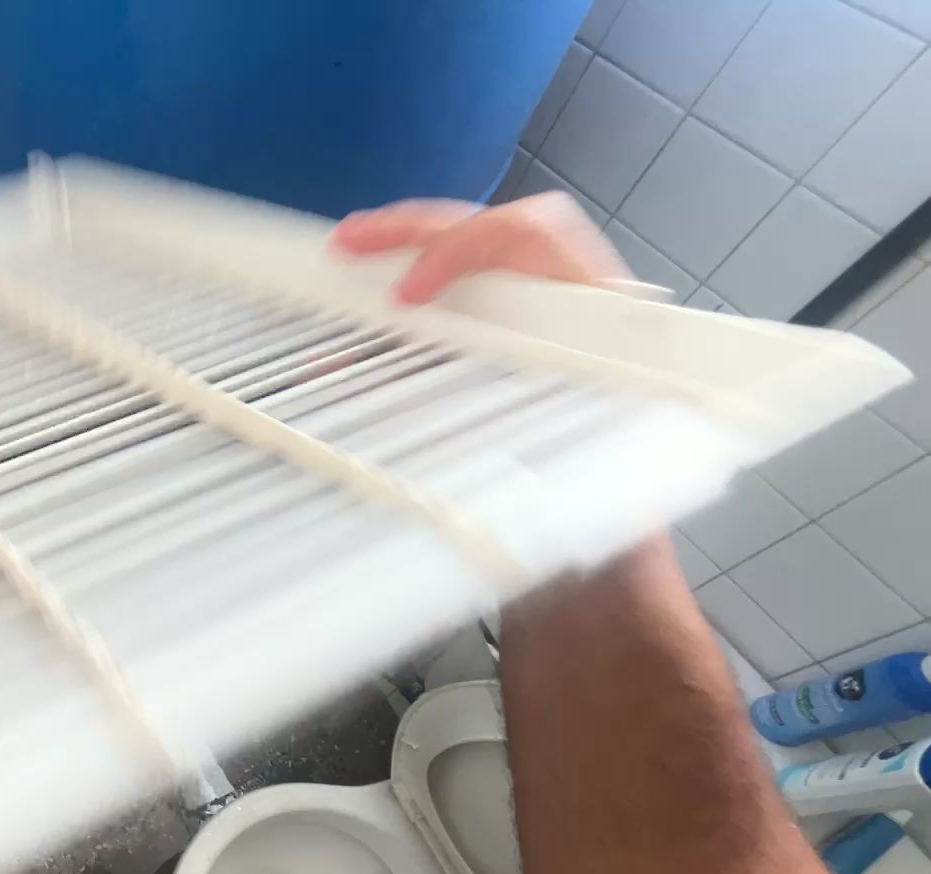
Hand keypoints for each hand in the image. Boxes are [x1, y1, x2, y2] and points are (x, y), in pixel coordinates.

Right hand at [330, 194, 681, 583]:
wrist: (599, 571)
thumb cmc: (579, 525)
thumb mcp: (522, 466)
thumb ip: (448, 427)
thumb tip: (357, 385)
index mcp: (599, 328)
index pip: (532, 239)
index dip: (459, 251)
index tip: (403, 298)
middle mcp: (573, 316)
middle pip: (495, 234)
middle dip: (413, 232)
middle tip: (344, 244)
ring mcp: (544, 334)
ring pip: (478, 261)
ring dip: (408, 252)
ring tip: (348, 256)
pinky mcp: (516, 358)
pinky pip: (464, 306)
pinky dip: (410, 298)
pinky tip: (367, 315)